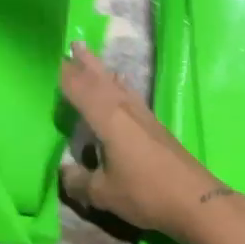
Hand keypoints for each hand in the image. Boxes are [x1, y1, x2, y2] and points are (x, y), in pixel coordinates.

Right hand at [60, 45, 237, 237]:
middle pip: (101, 79)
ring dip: (102, 70)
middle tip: (73, 43)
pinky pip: (129, 94)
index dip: (64, 73)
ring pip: (117, 84)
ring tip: (91, 57)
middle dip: (85, 63)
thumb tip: (63, 172)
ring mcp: (143, 115)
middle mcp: (125, 108)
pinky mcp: (154, 125)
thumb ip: (79, 181)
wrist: (195, 200)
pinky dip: (118, 85)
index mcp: (108, 117)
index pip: (79, 88)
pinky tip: (120, 88)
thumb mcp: (104, 192)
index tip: (49, 57)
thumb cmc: (146, 192)